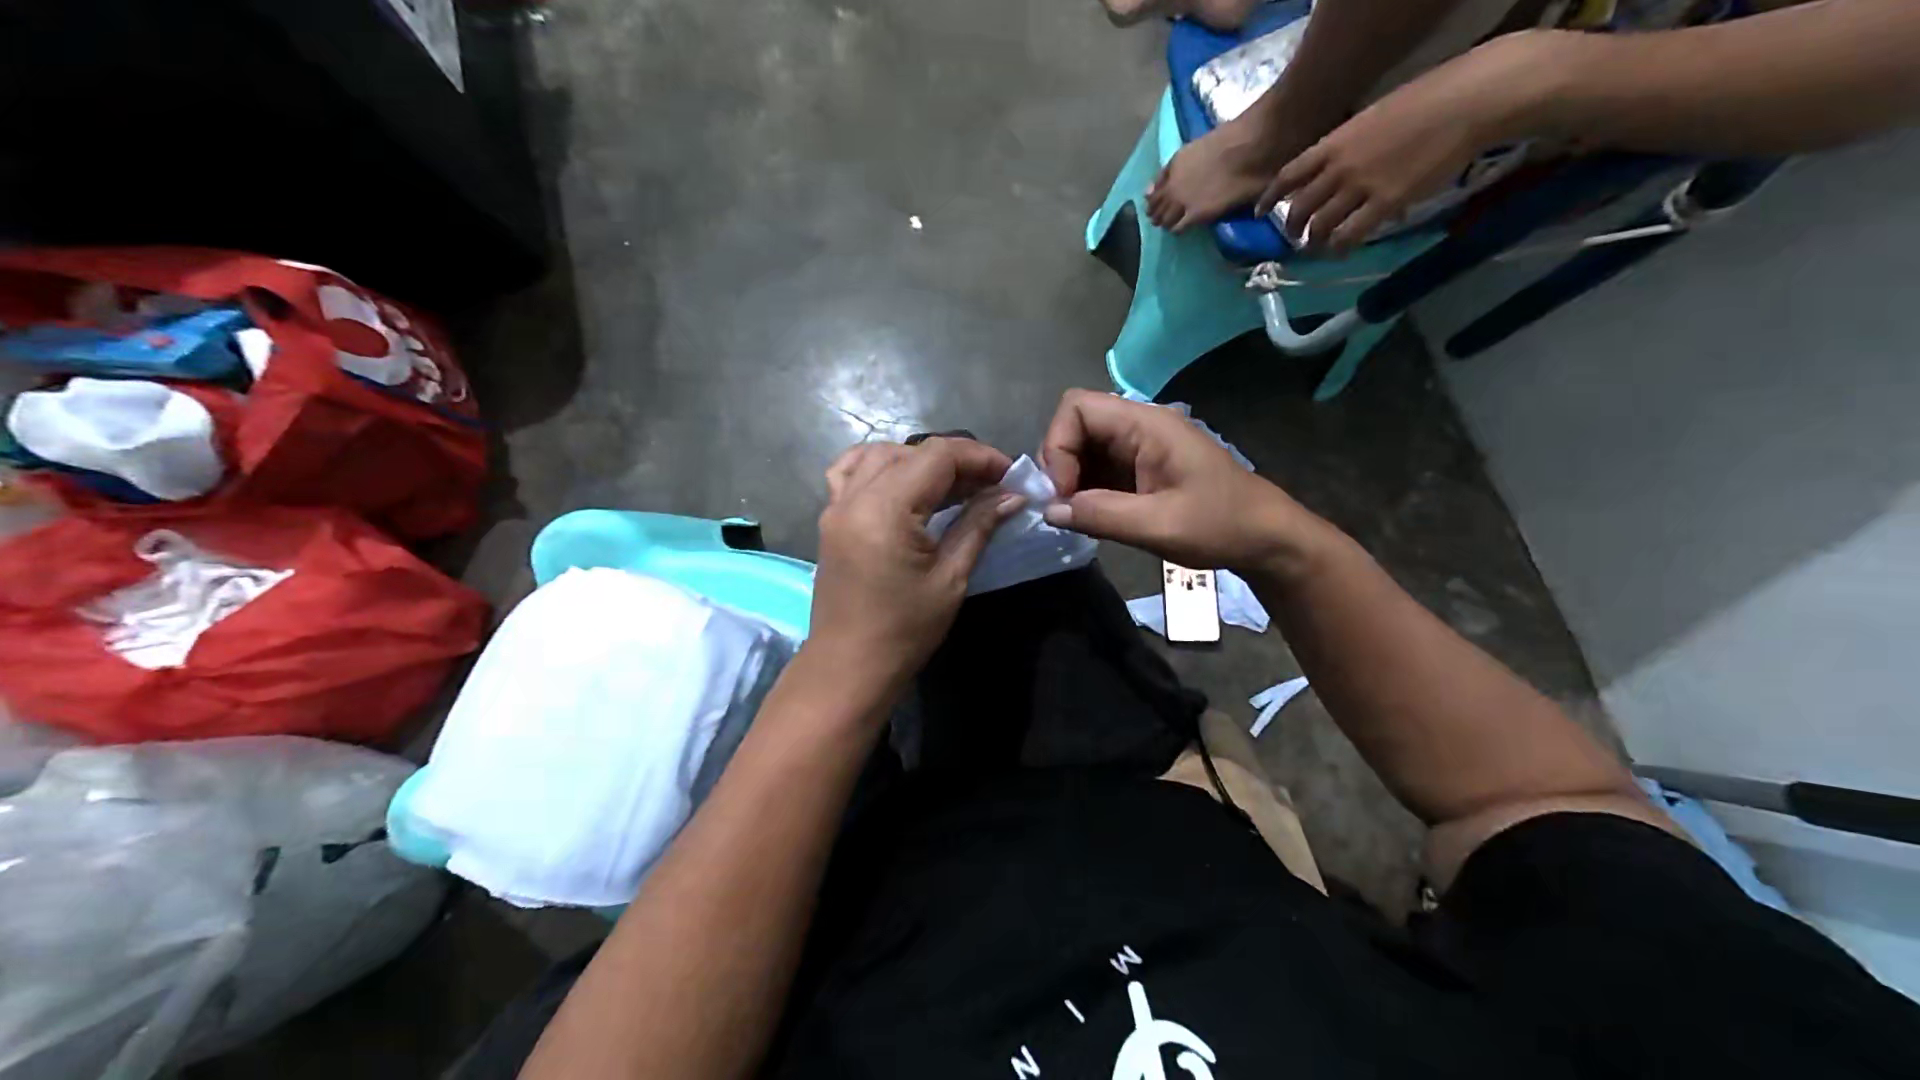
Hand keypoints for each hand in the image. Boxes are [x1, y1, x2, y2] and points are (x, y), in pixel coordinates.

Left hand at [808, 437, 1023, 698]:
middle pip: (911, 451)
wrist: (849, 666)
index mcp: (885, 509)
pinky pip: (850, 471)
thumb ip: (978, 525)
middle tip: (989, 486)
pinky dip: (880, 466)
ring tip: (952, 486)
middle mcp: (855, 496)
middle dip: (956, 461)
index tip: (1009, 474)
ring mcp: (837, 504)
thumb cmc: (905, 630)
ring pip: (881, 455)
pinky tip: (903, 481)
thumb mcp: (951, 578)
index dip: (978, 457)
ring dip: (921, 461)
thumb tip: (1012, 496)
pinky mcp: (831, 517)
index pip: (937, 456)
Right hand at [1038, 390, 1334, 574]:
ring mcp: (1139, 447)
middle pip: (1076, 426)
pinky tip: (1094, 519)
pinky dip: (1085, 492)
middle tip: (1065, 508)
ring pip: (1082, 449)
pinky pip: (1097, 469)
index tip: (1063, 491)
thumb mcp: (1159, 526)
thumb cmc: (1220, 526)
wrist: (1265, 538)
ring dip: (1071, 482)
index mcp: (1147, 425)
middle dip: (1060, 465)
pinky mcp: (1139, 469)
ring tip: (1079, 518)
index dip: (1058, 445)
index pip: (1077, 407)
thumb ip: (1101, 515)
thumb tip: (1050, 511)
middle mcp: (1139, 427)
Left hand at [1255, 32, 1540, 251]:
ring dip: (1314, 242)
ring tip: (1317, 249)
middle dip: (1291, 227)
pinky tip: (1341, 252)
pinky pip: (1349, 235)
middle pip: (1299, 207)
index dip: (1269, 197)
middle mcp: (1338, 168)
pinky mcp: (1383, 204)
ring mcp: (1359, 187)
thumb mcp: (1372, 118)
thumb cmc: (1426, 101)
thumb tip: (1341, 169)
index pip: (1288, 175)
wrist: (1466, 103)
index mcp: (1333, 143)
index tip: (1259, 211)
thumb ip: (1349, 146)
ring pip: (1320, 226)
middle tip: (1295, 238)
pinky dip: (1339, 248)